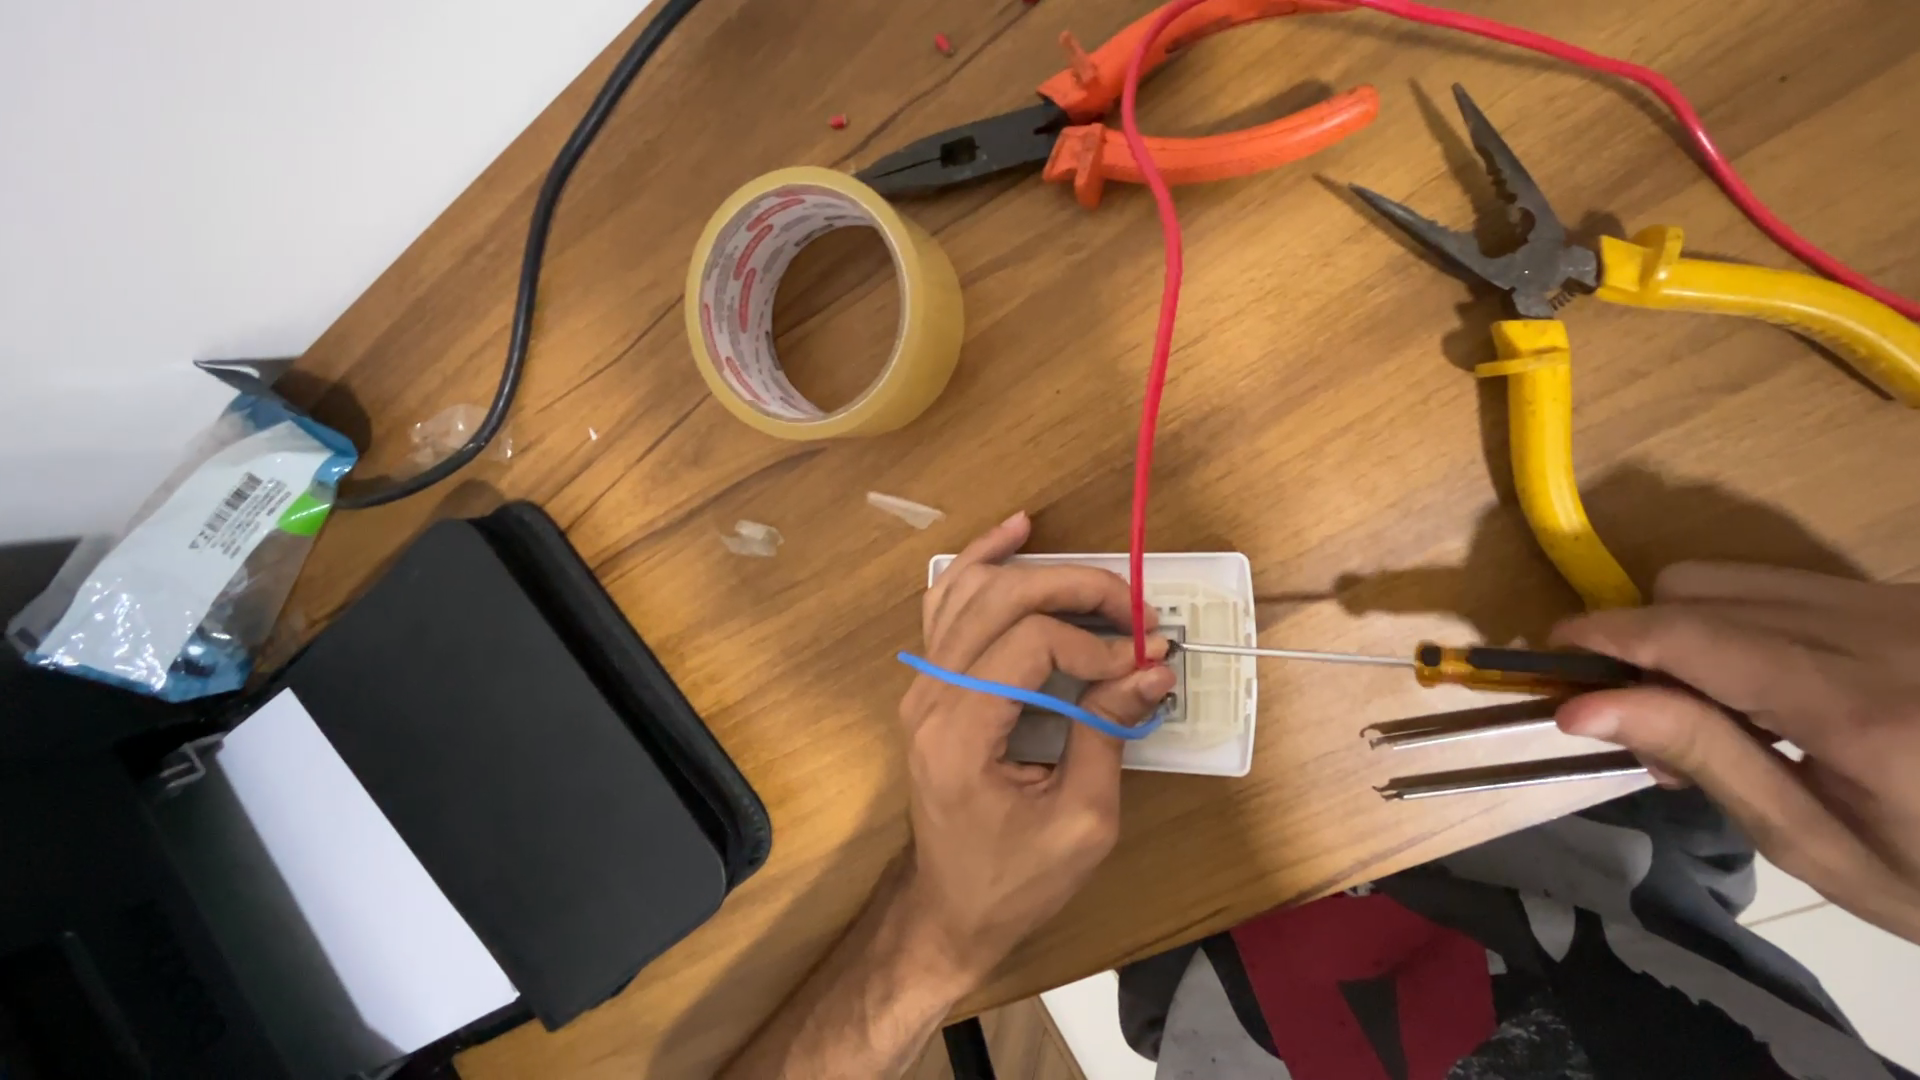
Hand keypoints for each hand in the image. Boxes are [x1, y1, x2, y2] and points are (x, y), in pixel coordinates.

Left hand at [898, 512, 1175, 989]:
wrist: (950, 907)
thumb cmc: (1016, 880)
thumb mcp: (1083, 821)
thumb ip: (1108, 732)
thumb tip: (1152, 667)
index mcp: (960, 735)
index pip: (1028, 645)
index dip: (1093, 645)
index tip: (1140, 668)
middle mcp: (928, 697)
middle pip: (998, 602)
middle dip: (1071, 590)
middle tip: (1130, 606)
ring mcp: (920, 686)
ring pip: (966, 590)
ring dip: (1029, 567)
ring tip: (1084, 560)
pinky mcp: (928, 684)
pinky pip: (946, 606)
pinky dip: (978, 564)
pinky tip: (1011, 536)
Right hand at [1552, 563, 1919, 943]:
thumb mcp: (1823, 848)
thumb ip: (1703, 759)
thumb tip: (1580, 707)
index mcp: (1864, 710)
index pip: (1690, 636)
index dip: (1603, 635)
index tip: (1549, 654)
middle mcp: (1887, 634)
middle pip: (1694, 592)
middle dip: (1639, 644)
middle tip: (1644, 717)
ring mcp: (1906, 606)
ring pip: (1727, 577)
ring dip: (1682, 628)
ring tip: (1709, 700)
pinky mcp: (1910, 599)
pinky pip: (1776, 584)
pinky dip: (1733, 623)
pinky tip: (1766, 683)